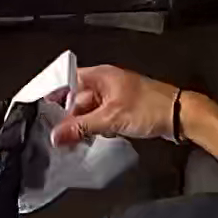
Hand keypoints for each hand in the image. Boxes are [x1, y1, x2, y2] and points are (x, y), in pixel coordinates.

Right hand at [50, 65, 180, 145]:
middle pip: (77, 98)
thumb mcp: (111, 118)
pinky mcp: (122, 110)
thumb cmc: (148, 108)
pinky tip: (85, 141)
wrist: (179, 115)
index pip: (69, 80)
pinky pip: (100, 117)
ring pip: (89, 110)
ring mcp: (114, 97)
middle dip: (66, 116)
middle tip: (52, 135)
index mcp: (101, 75)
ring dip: (79, 125)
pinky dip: (93, 128)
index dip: (54, 93)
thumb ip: (81, 127)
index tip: (39, 109)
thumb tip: (56, 135)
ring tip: (66, 142)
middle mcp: (105, 83)